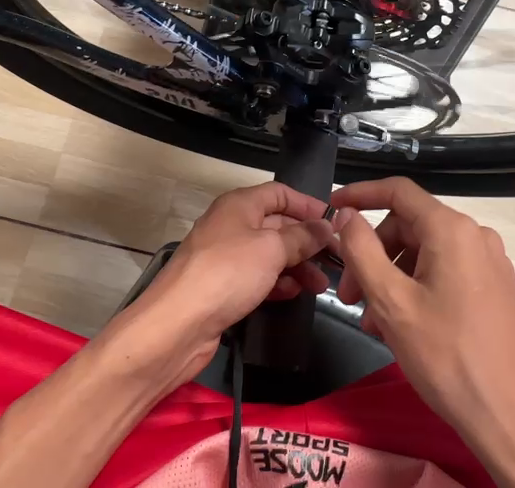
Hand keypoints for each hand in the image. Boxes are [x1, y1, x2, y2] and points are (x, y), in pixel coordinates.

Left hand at [116, 182, 336, 383]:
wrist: (178, 323)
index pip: (279, 193)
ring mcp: (225, 256)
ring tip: (320, 286)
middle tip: (336, 260)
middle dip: (306, 241)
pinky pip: (257, 277)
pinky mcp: (222, 286)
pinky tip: (294, 295)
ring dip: (296, 266)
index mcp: (240, 205)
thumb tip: (325, 227)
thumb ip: (301, 237)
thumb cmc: (227, 274)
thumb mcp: (271, 249)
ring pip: (269, 254)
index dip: (307, 204)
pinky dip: (277, 283)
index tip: (334, 223)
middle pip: (276, 224)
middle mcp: (231, 224)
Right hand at [330, 178, 514, 450]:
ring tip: (372, 322)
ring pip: (425, 254)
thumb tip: (346, 215)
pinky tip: (400, 328)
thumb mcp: (392, 302)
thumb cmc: (447, 357)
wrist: (512, 419)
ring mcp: (490, 263)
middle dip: (373, 253)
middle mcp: (475, 236)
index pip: (398, 191)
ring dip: (391, 278)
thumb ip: (361, 250)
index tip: (331, 209)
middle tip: (349, 295)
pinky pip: (445, 273)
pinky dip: (416, 289)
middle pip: (410, 225)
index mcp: (452, 229)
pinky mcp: (495, 290)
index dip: (360, 195)